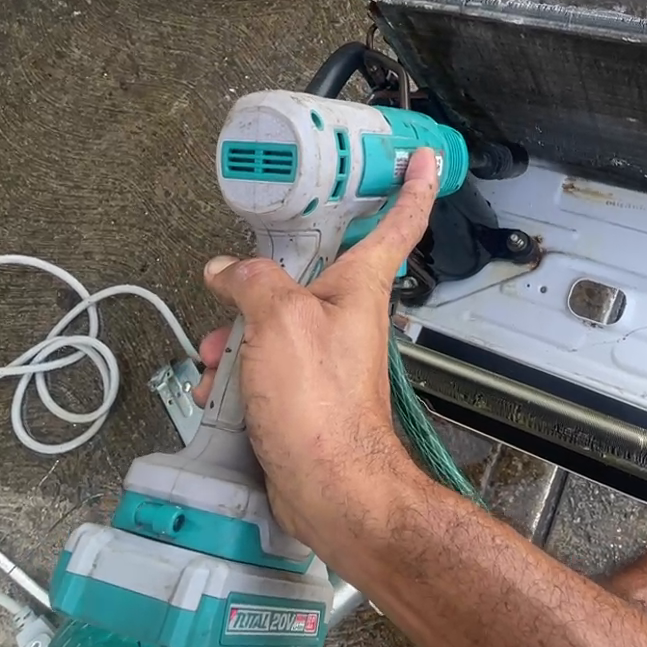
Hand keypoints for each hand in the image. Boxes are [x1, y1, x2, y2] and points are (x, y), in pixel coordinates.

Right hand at [192, 148, 439, 551]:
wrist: (329, 488)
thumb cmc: (323, 406)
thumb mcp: (280, 320)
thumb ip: (254, 282)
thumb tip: (228, 270)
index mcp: (362, 284)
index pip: (399, 220)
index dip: (414, 185)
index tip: (425, 159)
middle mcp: (350, 312)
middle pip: (308, 269)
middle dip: (260, 282)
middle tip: (238, 293)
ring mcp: (326, 350)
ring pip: (274, 317)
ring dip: (238, 335)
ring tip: (224, 360)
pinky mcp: (304, 385)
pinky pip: (264, 360)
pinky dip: (239, 371)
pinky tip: (221, 390)